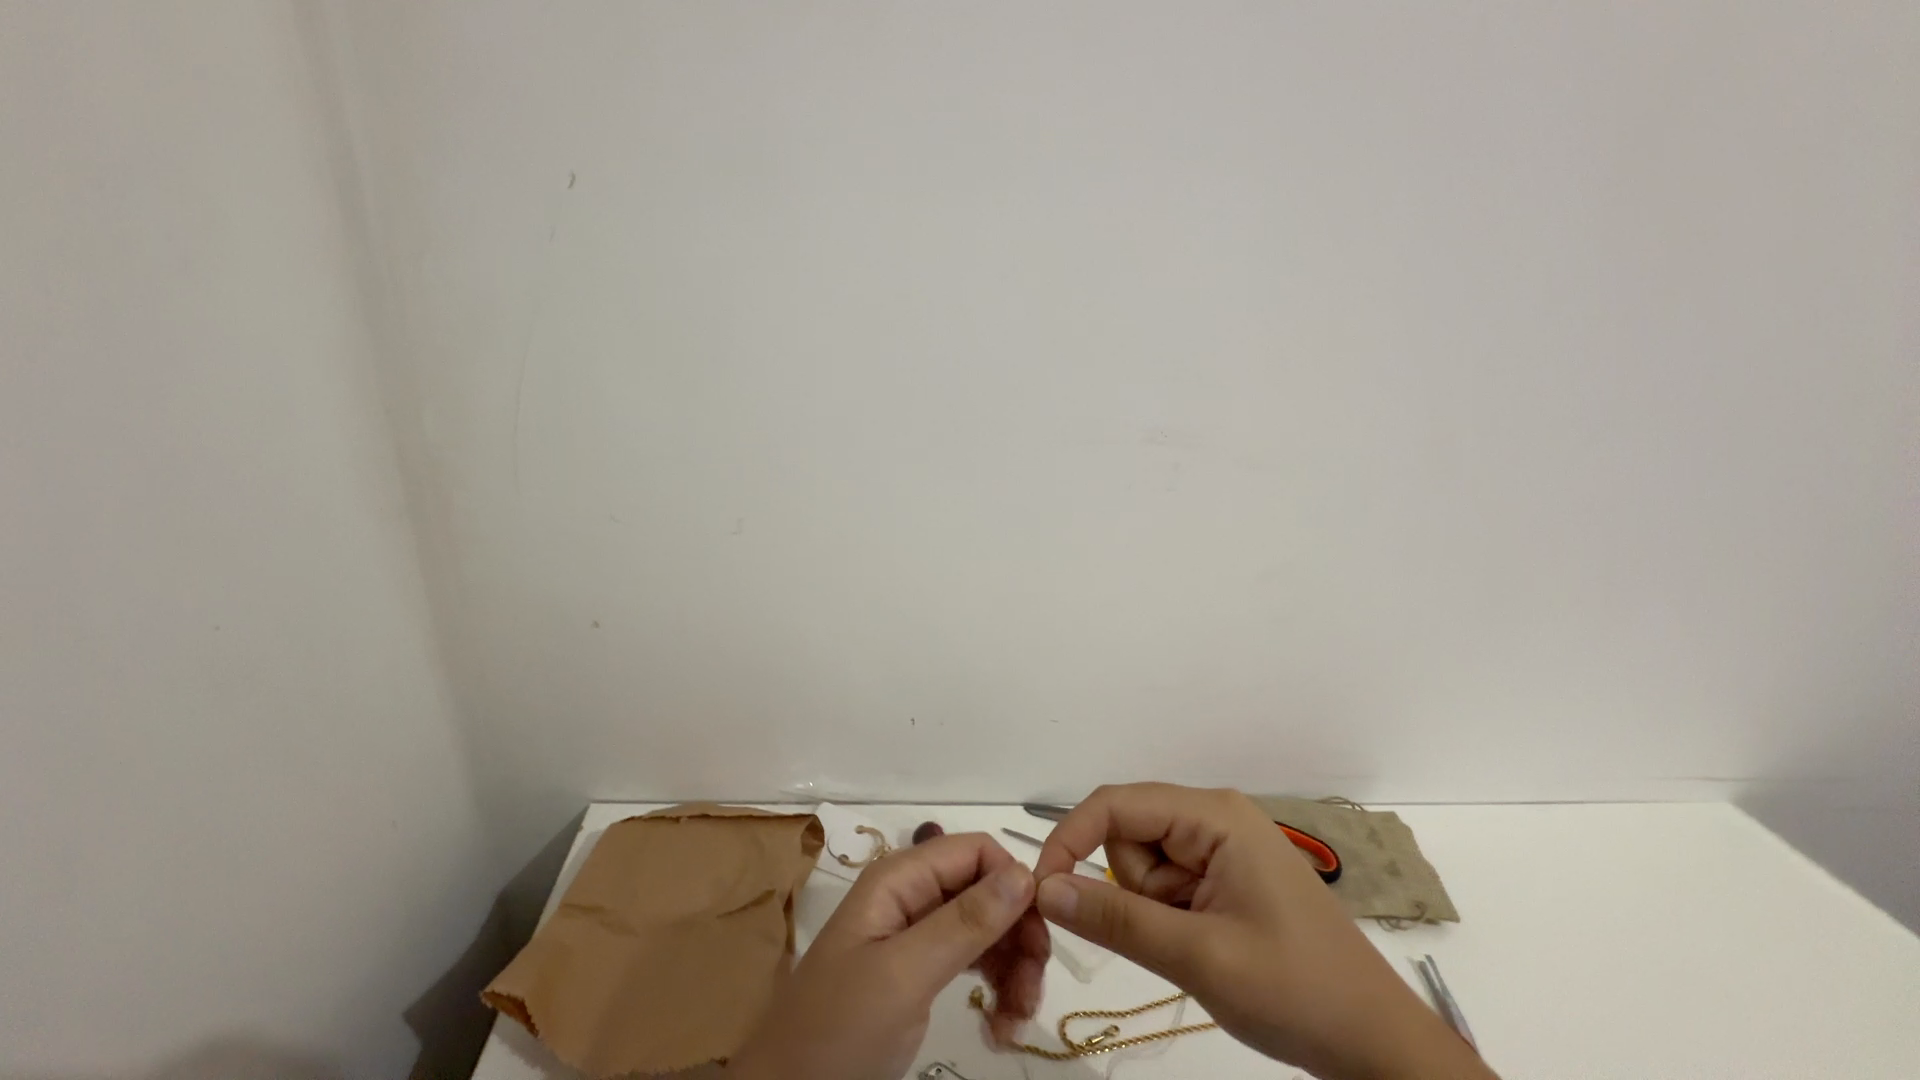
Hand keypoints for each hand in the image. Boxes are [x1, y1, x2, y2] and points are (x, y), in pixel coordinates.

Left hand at [730, 832, 1049, 1079]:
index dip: (1014, 882)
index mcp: (899, 879)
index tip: (1041, 932)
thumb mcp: (904, 974)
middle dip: (1018, 937)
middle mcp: (910, 896)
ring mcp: (914, 935)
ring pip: (987, 932)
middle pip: (987, 892)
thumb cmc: (840, 1029)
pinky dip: (995, 992)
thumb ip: (965, 922)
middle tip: (1033, 992)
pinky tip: (1001, 1027)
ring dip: (1013, 972)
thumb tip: (1025, 871)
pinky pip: (973, 964)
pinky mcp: (918, 972)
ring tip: (1016, 1022)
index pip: (975, 851)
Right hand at [1033, 784, 1496, 1079]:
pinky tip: (1205, 945)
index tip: (1041, 892)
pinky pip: (1167, 884)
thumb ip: (1116, 918)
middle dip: (1129, 888)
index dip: (1070, 839)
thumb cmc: (1294, 989)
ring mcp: (1222, 847)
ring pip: (1143, 863)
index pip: (1115, 804)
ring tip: (1197, 946)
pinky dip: (1167, 917)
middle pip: (1128, 833)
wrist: (1372, 1040)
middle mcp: (1215, 817)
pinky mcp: (1225, 876)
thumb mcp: (1197, 956)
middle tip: (1171, 936)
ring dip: (1149, 908)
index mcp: (1214, 815)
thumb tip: (1044, 887)